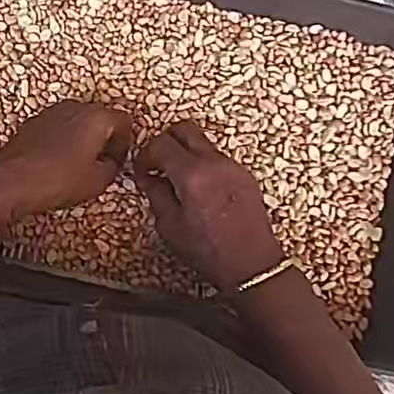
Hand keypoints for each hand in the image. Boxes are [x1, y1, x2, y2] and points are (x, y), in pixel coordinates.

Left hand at [0, 100, 134, 220]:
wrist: (10, 182)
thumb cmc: (56, 179)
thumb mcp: (98, 181)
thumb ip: (113, 168)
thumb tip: (110, 165)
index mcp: (96, 116)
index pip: (124, 121)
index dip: (125, 144)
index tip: (118, 163)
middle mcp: (74, 107)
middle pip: (100, 118)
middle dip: (105, 140)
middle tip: (102, 166)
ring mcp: (51, 113)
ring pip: (78, 122)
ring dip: (83, 141)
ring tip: (78, 168)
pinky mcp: (33, 124)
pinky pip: (58, 129)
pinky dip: (63, 143)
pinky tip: (57, 166)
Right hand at [134, 122, 284, 293]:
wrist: (251, 264)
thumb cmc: (210, 251)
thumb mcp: (170, 226)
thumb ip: (156, 194)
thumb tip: (148, 177)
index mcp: (192, 174)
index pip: (161, 143)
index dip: (145, 155)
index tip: (142, 170)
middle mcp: (215, 163)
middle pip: (184, 129)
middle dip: (165, 142)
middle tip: (157, 164)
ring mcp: (233, 167)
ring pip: (202, 142)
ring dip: (185, 153)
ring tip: (176, 181)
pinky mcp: (244, 175)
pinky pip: (217, 158)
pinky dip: (202, 165)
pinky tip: (197, 190)